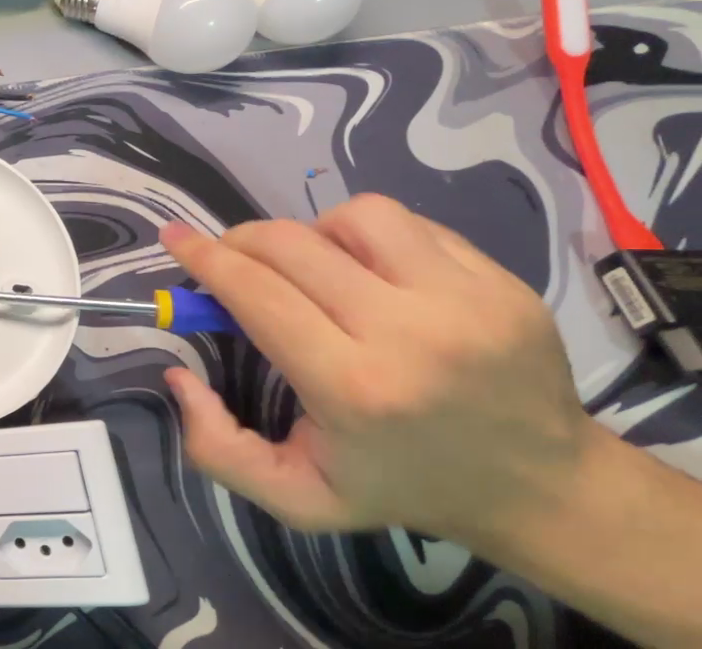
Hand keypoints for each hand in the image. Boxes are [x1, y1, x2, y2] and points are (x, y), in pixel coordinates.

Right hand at [160, 194, 598, 545]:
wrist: (543, 490)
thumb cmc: (402, 485)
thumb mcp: (297, 497)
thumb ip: (218, 449)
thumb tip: (178, 375)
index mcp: (353, 387)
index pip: (256, 292)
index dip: (203, 257)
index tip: (173, 237)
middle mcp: (410, 334)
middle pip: (292, 244)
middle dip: (241, 241)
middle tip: (231, 259)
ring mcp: (465, 302)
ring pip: (353, 218)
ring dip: (312, 233)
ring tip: (313, 266)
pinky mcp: (502, 283)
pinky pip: (408, 225)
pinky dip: (367, 237)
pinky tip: (369, 271)